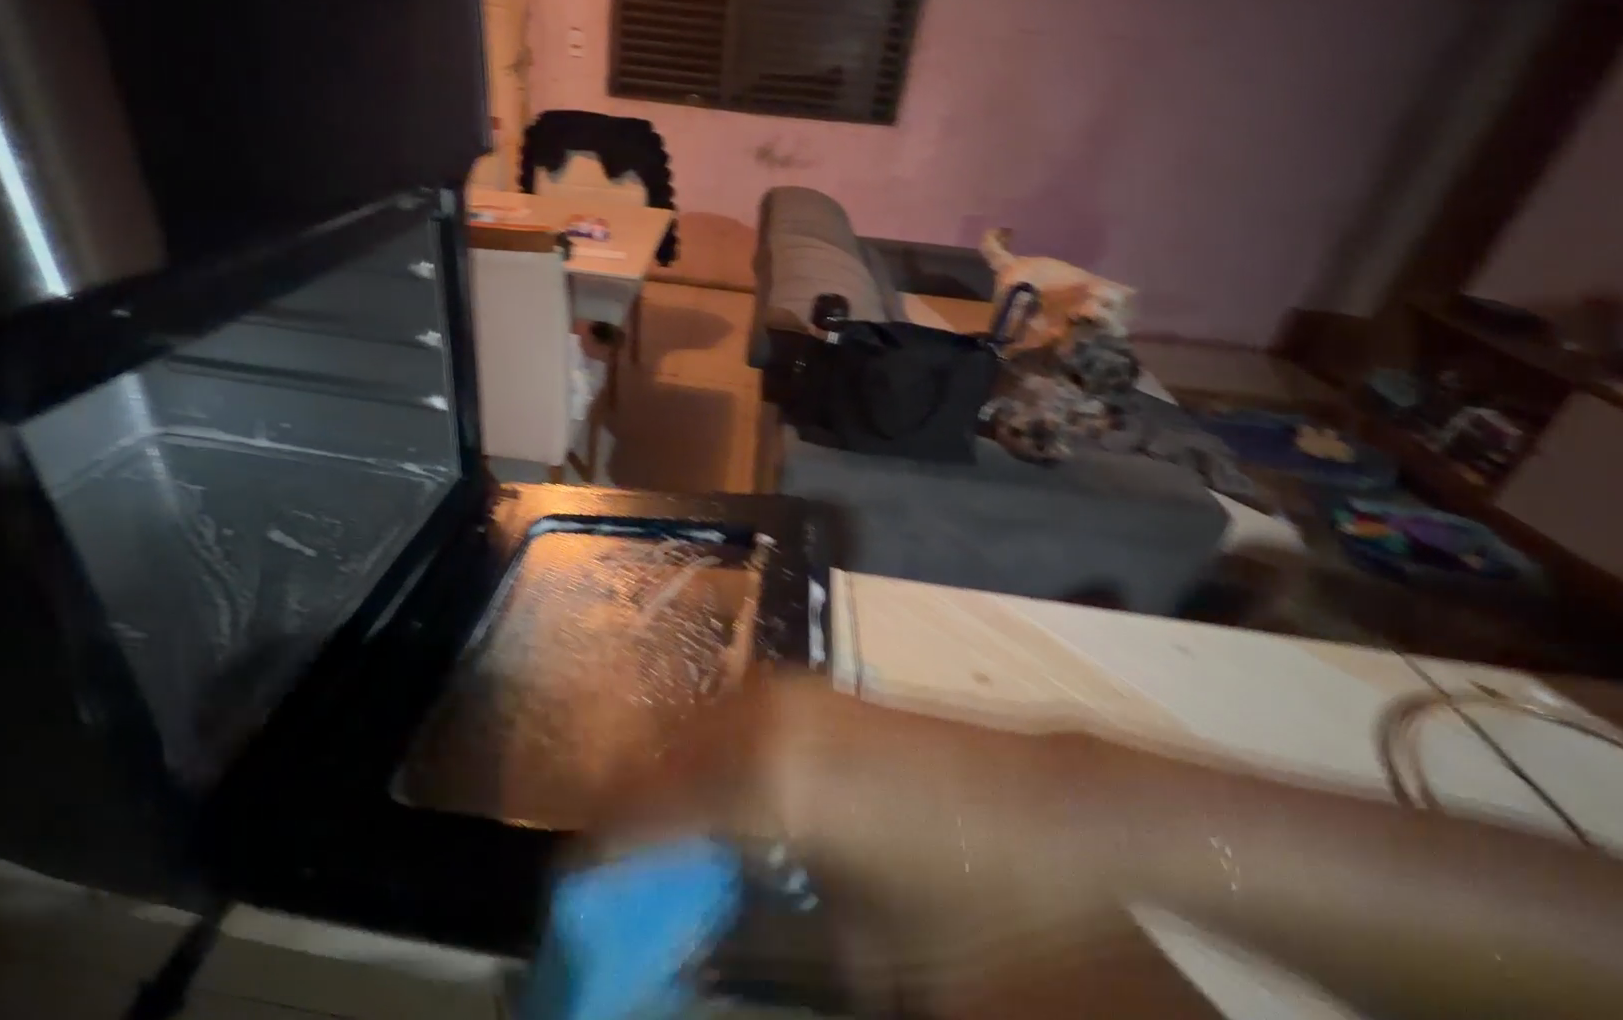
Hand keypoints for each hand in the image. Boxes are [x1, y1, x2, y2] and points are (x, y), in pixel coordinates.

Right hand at [584, 677, 1151, 1013]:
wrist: (1059, 806)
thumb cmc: (973, 894)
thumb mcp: (860, 952)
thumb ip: (757, 942)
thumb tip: (686, 944)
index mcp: (764, 783)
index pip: (640, 817)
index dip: (603, 865)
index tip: (579, 905)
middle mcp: (762, 718)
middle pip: (654, 765)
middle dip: (628, 824)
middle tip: (618, 881)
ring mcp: (790, 692)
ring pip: (688, 736)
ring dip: (667, 789)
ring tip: (662, 846)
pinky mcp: (815, 688)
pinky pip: (728, 721)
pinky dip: (707, 762)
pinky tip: (720, 803)